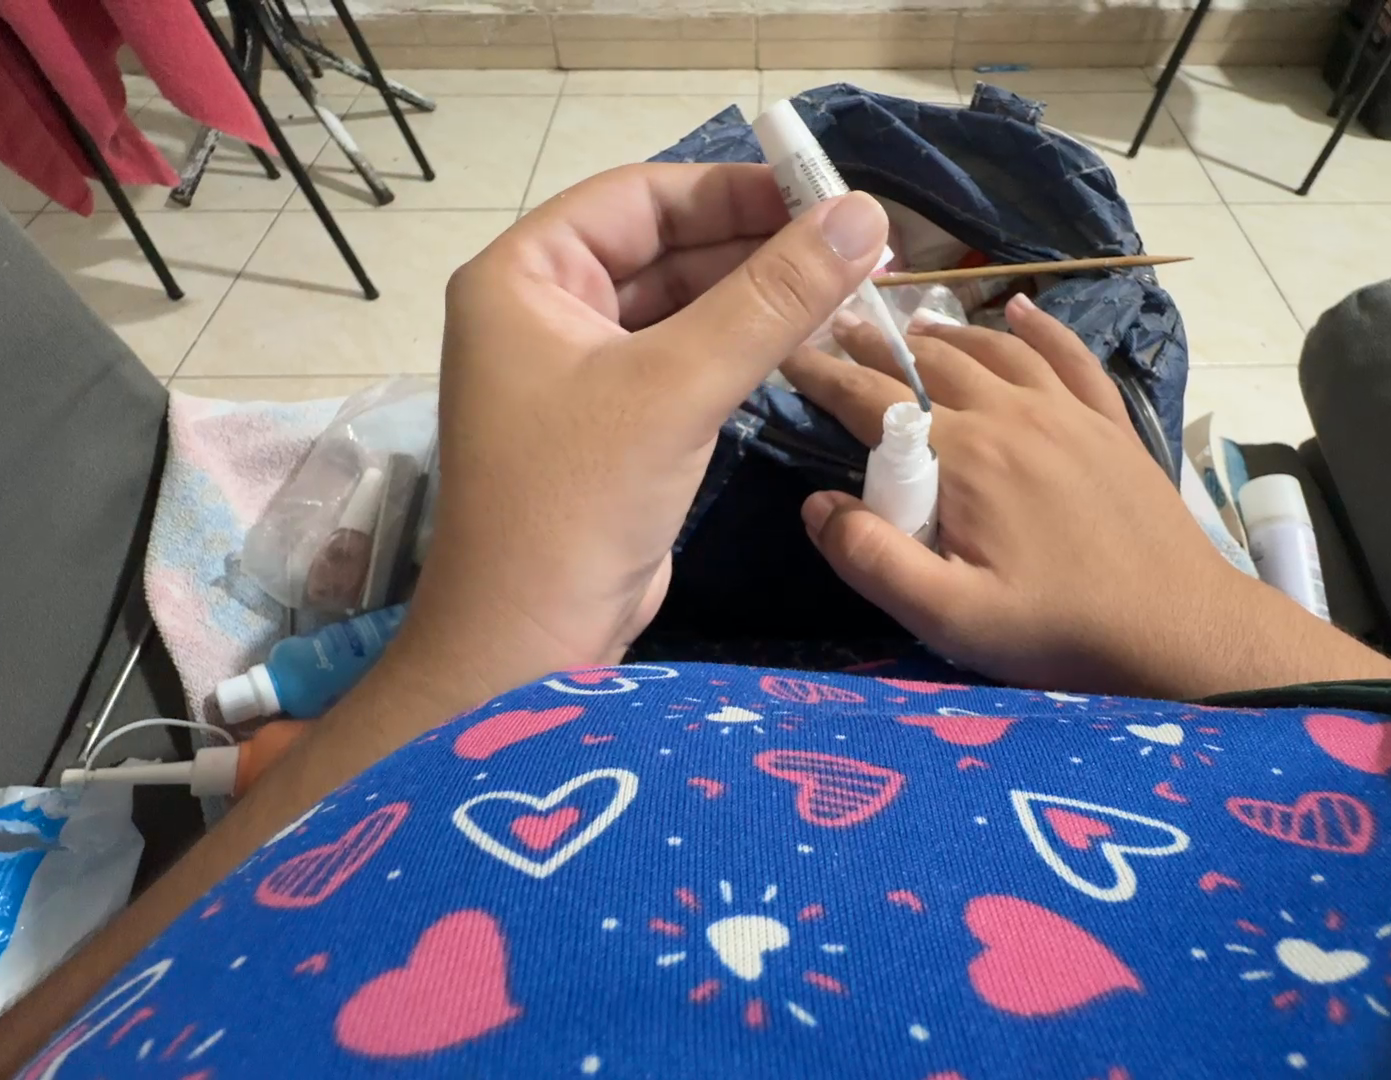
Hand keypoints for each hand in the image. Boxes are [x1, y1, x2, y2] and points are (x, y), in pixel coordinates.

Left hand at [398, 164, 893, 710]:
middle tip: (850, 246)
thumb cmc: (581, 497)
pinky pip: (686, 364)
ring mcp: (584, 373)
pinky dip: (739, 352)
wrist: (537, 634)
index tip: (819, 194)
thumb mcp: (678, 385)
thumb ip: (772, 299)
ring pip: (681, 312)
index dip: (731, 190)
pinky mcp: (620, 425)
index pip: (640, 199)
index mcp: (526, 276)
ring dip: (755, 303)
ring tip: (843, 288)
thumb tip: (864, 217)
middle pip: (665, 253)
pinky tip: (800, 343)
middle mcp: (548, 313)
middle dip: (755, 249)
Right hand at [782, 295, 1390, 698]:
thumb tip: (817, 504)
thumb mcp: (948, 616)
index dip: (823, 374)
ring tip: (908, 325)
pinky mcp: (1109, 426)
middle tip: (837, 326)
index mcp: (967, 456)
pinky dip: (1039, 328)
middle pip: (931, 362)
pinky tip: (1018, 309)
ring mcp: (1068, 414)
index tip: (786, 351)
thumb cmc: (1056, 629)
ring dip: (943, 333)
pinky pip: (1070, 358)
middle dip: (875, 344)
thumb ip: (873, 559)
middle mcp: (1014, 415)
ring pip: (994, 350)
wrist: (1179, 635)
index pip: (875, 400)